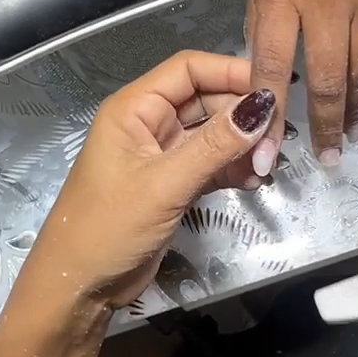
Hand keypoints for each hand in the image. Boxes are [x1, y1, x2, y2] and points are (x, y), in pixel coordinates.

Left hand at [17, 51, 273, 314]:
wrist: (78, 288)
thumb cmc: (108, 228)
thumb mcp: (164, 184)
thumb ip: (215, 145)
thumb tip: (263, 106)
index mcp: (134, 108)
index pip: (189, 69)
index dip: (232, 71)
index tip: (275, 88)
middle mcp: (149, 123)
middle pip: (208, 99)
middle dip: (244, 117)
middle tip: (279, 142)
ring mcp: (162, 155)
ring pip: (214, 134)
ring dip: (243, 146)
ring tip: (269, 166)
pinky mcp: (173, 185)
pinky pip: (211, 164)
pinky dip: (233, 170)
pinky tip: (254, 182)